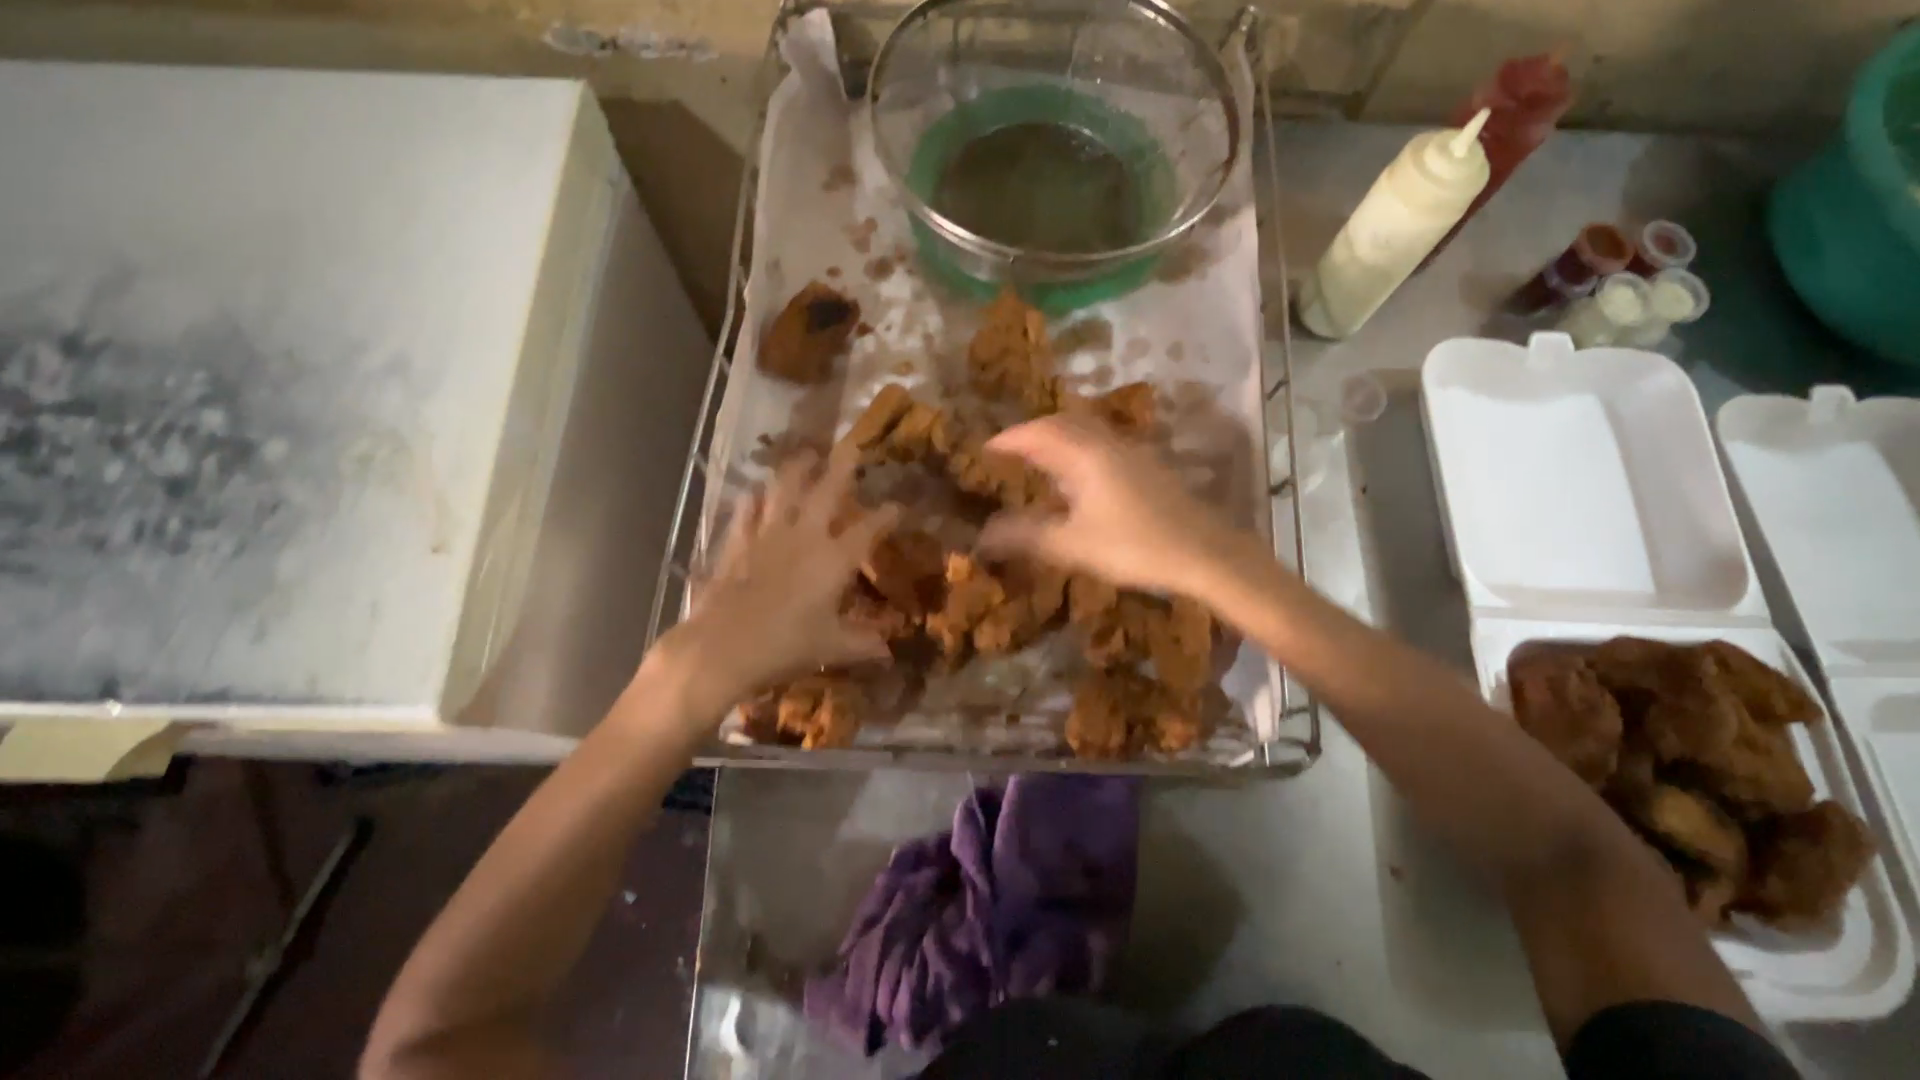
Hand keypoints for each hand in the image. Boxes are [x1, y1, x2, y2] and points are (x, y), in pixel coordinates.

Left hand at [652, 446, 897, 718]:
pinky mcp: (736, 542)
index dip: (887, 515)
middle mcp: (804, 536)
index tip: (898, 505)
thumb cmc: (785, 647)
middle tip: (851, 447)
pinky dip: (753, 499)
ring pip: (784, 489)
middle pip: (826, 491)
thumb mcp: (831, 648)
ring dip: (797, 470)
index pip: (869, 529)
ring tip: (805, 455)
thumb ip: (862, 644)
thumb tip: (889, 652)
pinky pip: (747, 511)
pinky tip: (754, 492)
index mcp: (835, 559)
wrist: (721, 647)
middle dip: (841, 467)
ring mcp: (767, 535)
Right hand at [979, 414, 1246, 596]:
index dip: (1008, 439)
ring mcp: (1132, 453)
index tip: (984, 449)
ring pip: (1086, 433)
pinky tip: (1077, 481)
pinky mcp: (1147, 468)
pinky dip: (1078, 452)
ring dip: (1058, 440)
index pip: (1038, 433)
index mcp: (1085, 454)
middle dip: (1032, 433)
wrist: (1206, 553)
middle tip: (1008, 452)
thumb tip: (982, 535)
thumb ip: (1026, 536)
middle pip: (1063, 423)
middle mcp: (1108, 443)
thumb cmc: (1136, 546)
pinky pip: (1102, 446)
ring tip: (1036, 463)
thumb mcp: (1073, 545)